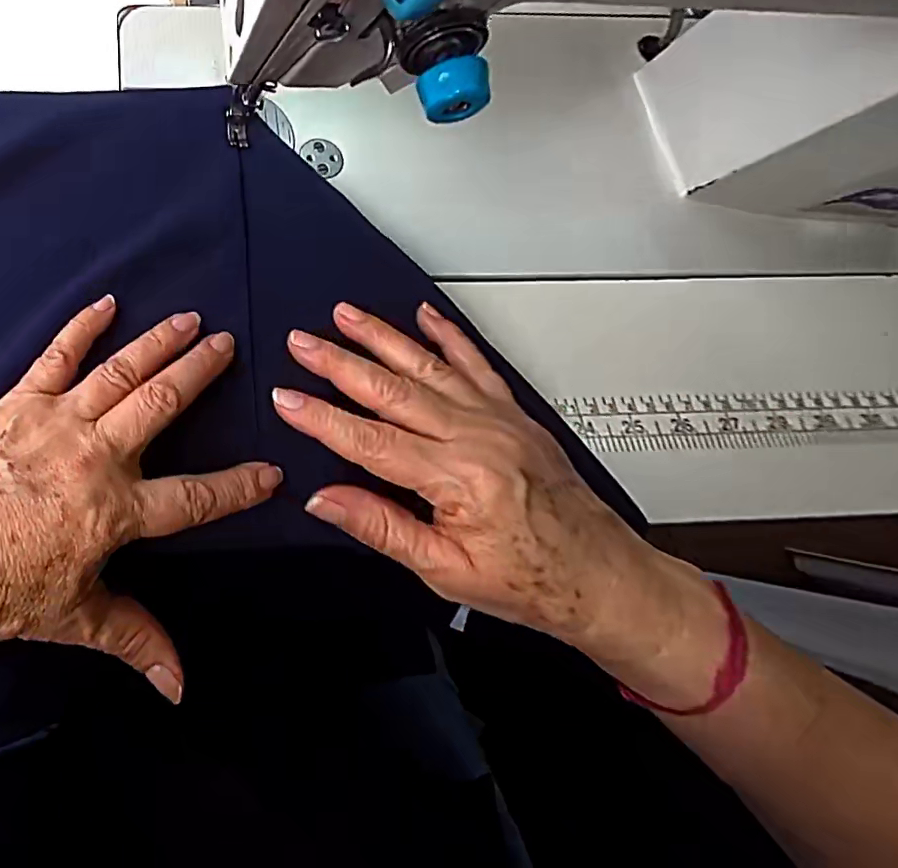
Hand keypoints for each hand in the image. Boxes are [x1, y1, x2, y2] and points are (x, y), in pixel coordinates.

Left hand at [0, 296, 281, 703]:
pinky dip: (81, 328)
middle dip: (201, 373)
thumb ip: (133, 639)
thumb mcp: (70, 618)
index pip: (194, 499)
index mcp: (114, 513)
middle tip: (229, 345)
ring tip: (189, 320)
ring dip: (158, 343)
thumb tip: (182, 687)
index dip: (237, 487)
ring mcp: (56, 423)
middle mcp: (94, 457)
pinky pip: (56, 357)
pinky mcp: (18, 403)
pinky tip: (105, 303)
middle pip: (162, 407)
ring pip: (120, 374)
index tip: (272, 472)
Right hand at [269, 302, 720, 698]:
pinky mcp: (513, 416)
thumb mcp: (444, 570)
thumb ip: (379, 527)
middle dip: (338, 361)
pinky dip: (448, 336)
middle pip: (391, 390)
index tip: (285, 398)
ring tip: (344, 315)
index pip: (370, 441)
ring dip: (380, 336)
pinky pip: (476, 365)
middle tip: (300, 342)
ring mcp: (498, 421)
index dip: (320, 418)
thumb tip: (322, 500)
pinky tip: (424, 315)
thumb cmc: (533, 582)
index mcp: (461, 480)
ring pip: (426, 367)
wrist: (612, 582)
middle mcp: (480, 440)